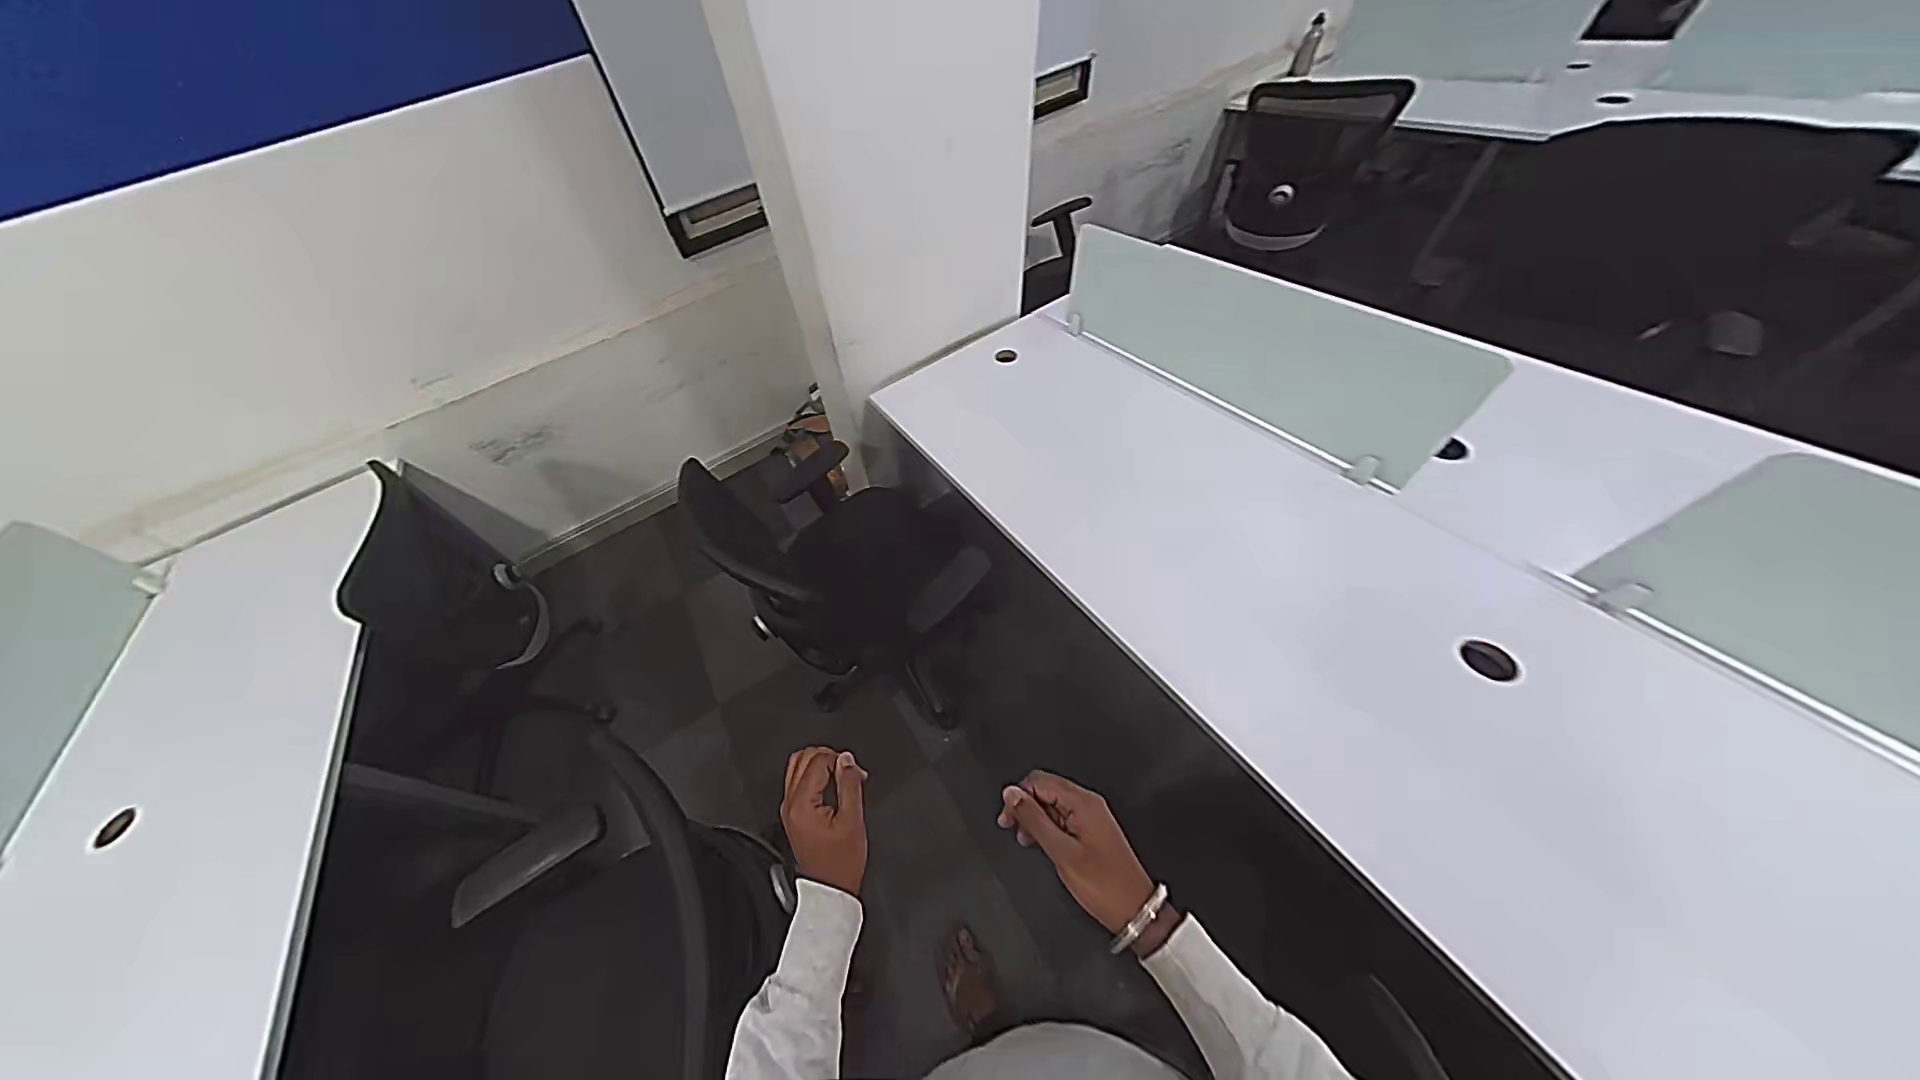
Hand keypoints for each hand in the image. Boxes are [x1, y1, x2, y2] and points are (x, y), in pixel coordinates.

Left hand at [782, 746, 868, 896]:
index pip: (817, 761)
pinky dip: (816, 775)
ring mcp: (789, 808)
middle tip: (849, 771)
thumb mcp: (853, 820)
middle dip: (829, 757)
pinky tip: (833, 785)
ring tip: (842, 776)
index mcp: (802, 804)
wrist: (830, 888)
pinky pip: (799, 780)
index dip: (840, 760)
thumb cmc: (841, 862)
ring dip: (821, 763)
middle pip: (804, 757)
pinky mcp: (793, 813)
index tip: (856, 772)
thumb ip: (850, 784)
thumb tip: (847, 760)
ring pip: (798, 765)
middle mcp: (790, 804)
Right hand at [998, 771, 1179, 954]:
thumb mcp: (1062, 851)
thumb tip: (1012, 794)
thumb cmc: (1104, 885)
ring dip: (1034, 820)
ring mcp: (1090, 816)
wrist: (1134, 909)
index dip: (1019, 797)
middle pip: (1045, 789)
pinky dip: (1047, 828)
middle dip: (1025, 808)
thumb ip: (1034, 819)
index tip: (1008, 818)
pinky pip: (1061, 818)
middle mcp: (1087, 803)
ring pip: (1051, 805)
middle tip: (1014, 830)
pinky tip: (1042, 845)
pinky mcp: (1090, 830)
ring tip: (1028, 841)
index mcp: (1082, 802)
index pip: (1039, 781)